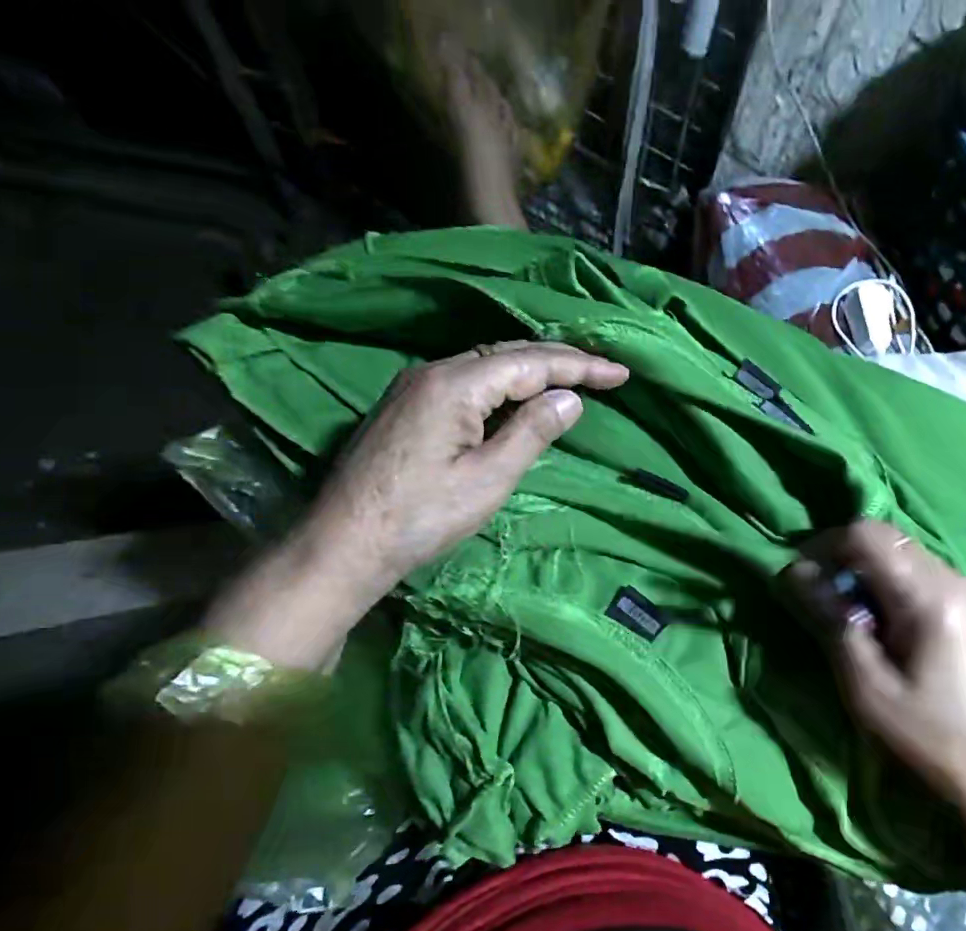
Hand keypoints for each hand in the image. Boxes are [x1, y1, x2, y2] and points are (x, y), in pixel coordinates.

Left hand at [204, 341, 625, 670]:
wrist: (344, 542)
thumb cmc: (421, 517)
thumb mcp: (488, 478)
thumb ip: (532, 432)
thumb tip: (570, 399)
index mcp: (456, 384)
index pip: (531, 362)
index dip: (580, 366)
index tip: (620, 373)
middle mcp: (433, 371)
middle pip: (508, 353)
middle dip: (559, 361)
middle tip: (602, 372)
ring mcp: (414, 386)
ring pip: (485, 365)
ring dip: (530, 369)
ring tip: (570, 379)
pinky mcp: (405, 406)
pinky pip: (466, 380)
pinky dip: (502, 384)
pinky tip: (517, 396)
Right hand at [785, 520, 965, 808]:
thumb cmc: (925, 732)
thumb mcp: (866, 684)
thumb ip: (830, 621)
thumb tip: (793, 574)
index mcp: (928, 596)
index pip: (866, 536)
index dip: (823, 547)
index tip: (798, 581)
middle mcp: (948, 578)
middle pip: (881, 536)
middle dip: (838, 556)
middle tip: (813, 596)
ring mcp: (957, 587)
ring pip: (893, 549)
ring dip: (856, 569)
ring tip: (837, 610)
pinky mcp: (957, 602)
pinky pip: (906, 569)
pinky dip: (876, 581)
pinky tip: (868, 618)